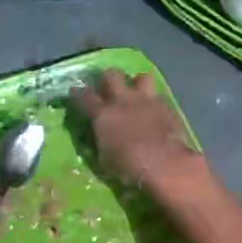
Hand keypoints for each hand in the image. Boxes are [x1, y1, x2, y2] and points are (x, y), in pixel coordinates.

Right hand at [72, 70, 203, 192]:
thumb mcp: (105, 159)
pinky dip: (154, 100)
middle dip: (108, 78)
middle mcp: (122, 101)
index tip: (75, 91)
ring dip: (137, 83)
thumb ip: (101, 141)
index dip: (78, 92)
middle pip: (111, 75)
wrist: (163, 163)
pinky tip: (155, 109)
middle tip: (108, 87)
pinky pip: (158, 95)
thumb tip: (101, 137)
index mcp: (103, 114)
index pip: (85, 96)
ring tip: (137, 92)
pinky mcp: (165, 106)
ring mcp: (145, 100)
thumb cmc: (128, 167)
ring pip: (141, 77)